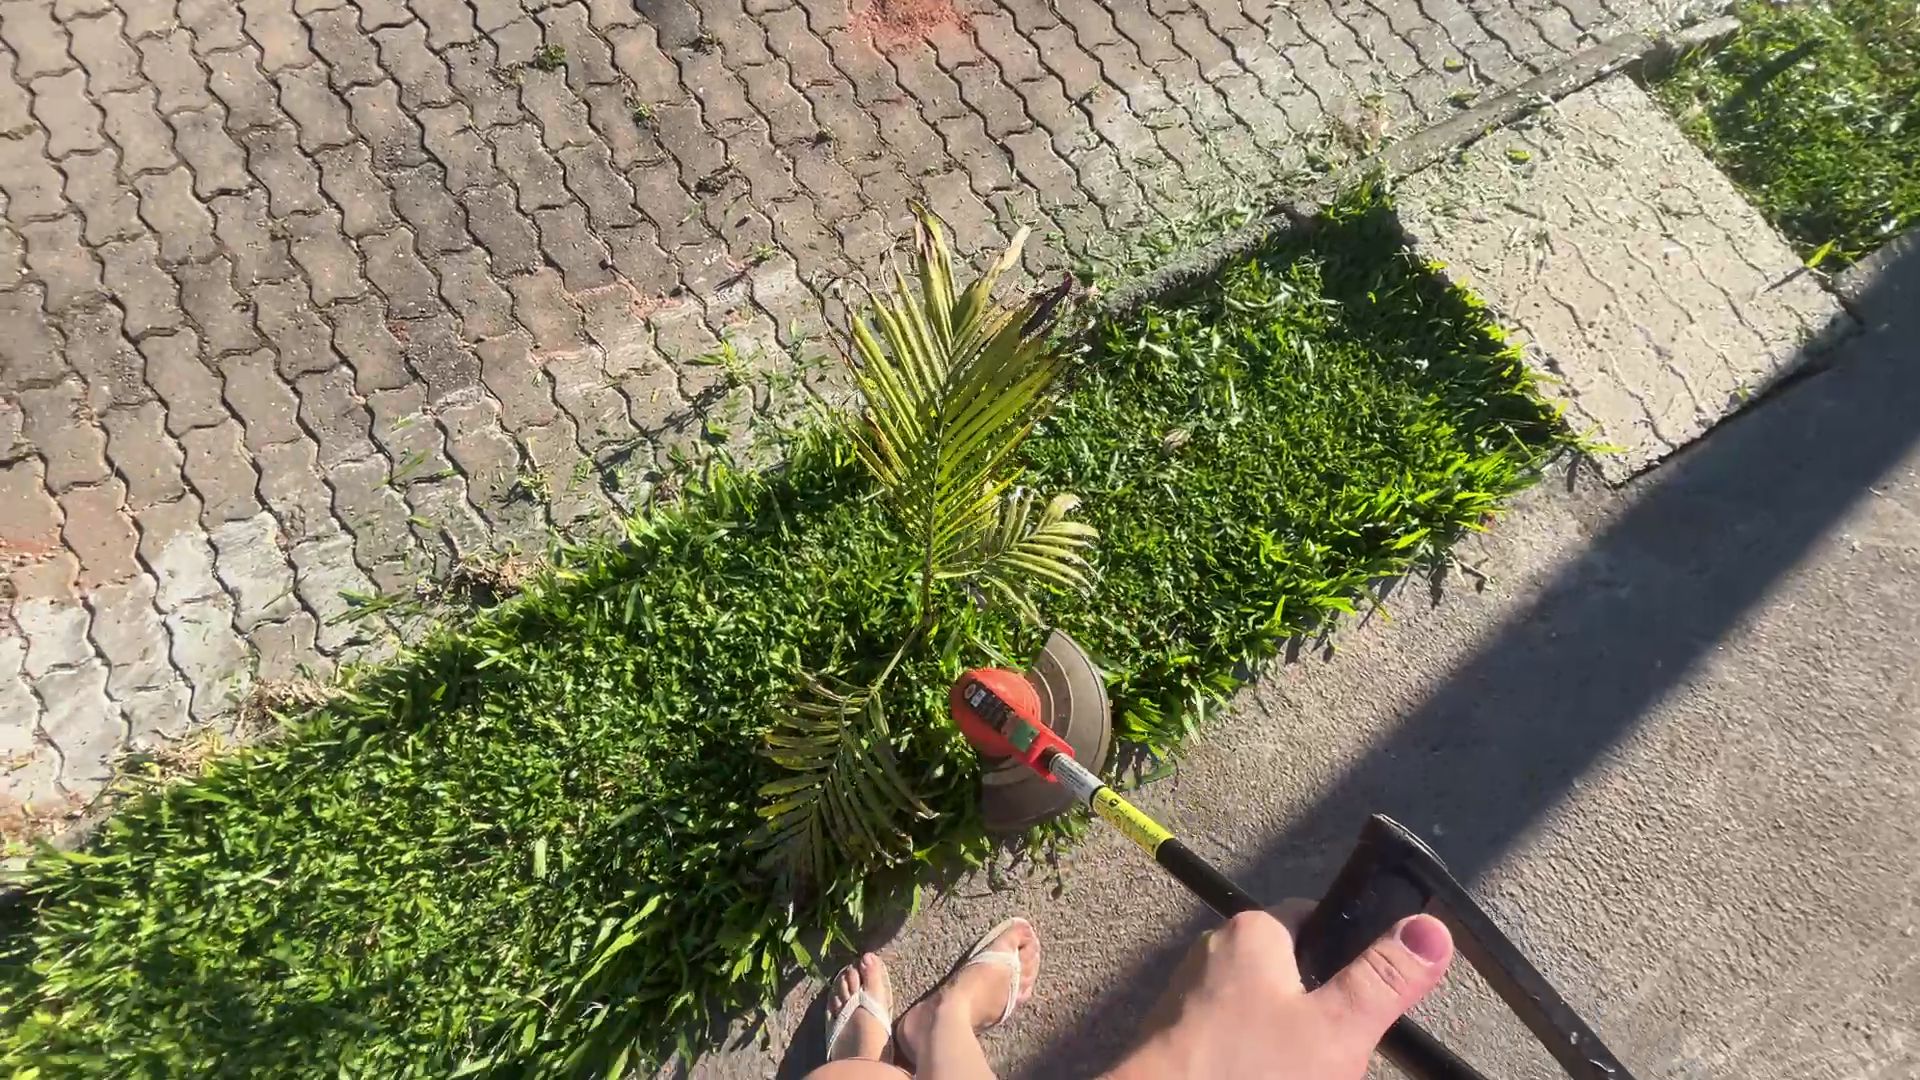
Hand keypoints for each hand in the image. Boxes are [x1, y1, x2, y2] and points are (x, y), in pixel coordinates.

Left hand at [1105, 901, 1454, 1079]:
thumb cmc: (1249, 1068)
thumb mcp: (1336, 1028)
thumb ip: (1382, 981)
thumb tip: (1429, 929)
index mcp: (1253, 929)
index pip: (1314, 918)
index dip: (1348, 954)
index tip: (1366, 1000)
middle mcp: (1217, 945)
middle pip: (1288, 967)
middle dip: (1319, 1010)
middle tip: (1337, 1059)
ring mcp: (1193, 987)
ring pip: (1260, 1006)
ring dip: (1288, 1041)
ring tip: (1303, 1074)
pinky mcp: (1181, 1026)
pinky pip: (1233, 1034)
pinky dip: (1256, 1056)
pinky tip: (1268, 1076)